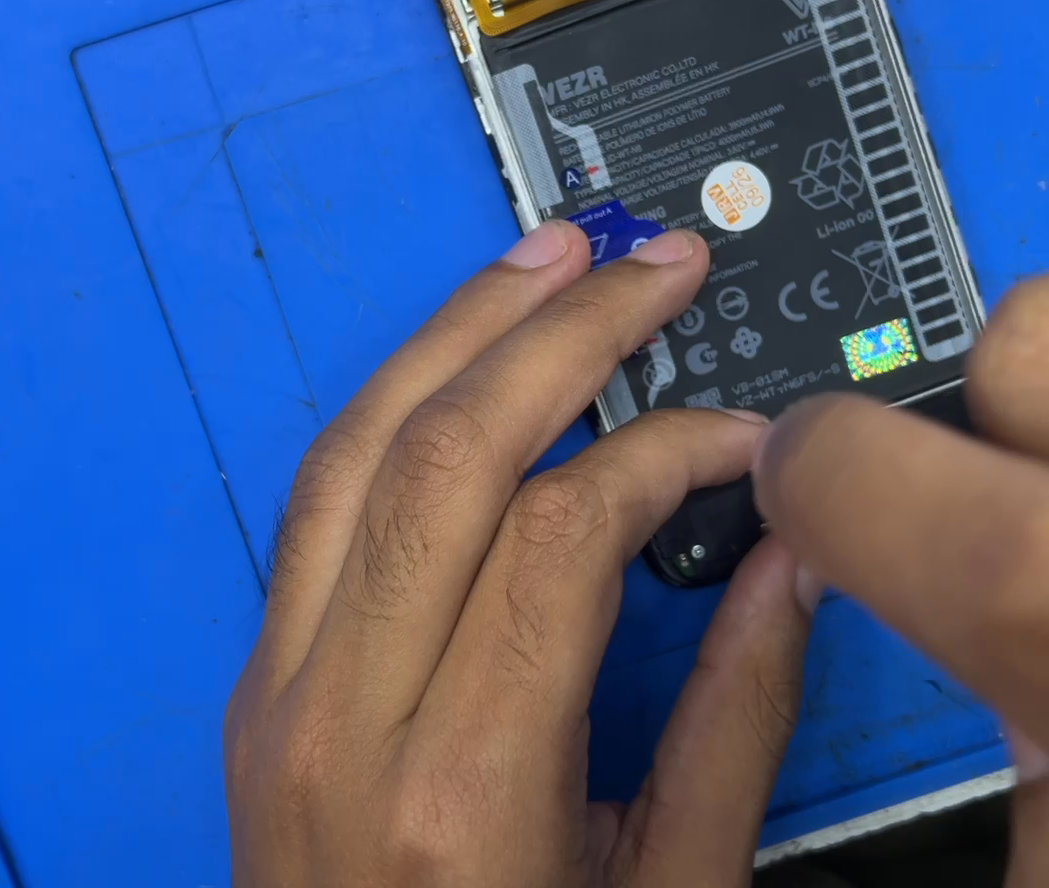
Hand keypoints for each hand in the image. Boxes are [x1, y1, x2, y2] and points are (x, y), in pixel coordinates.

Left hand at [225, 222, 820, 886]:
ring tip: (544, 256)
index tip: (749, 432)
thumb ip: (733, 713)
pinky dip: (400, 398)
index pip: (564, 531)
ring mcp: (273, 682)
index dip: (671, 451)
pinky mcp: (256, 673)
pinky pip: (322, 493)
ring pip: (358, 444)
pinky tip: (462, 347)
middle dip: (557, 330)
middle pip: (446, 449)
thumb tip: (791, 550)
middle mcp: (339, 713)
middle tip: (640, 258)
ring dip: (458, 328)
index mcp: (462, 793)